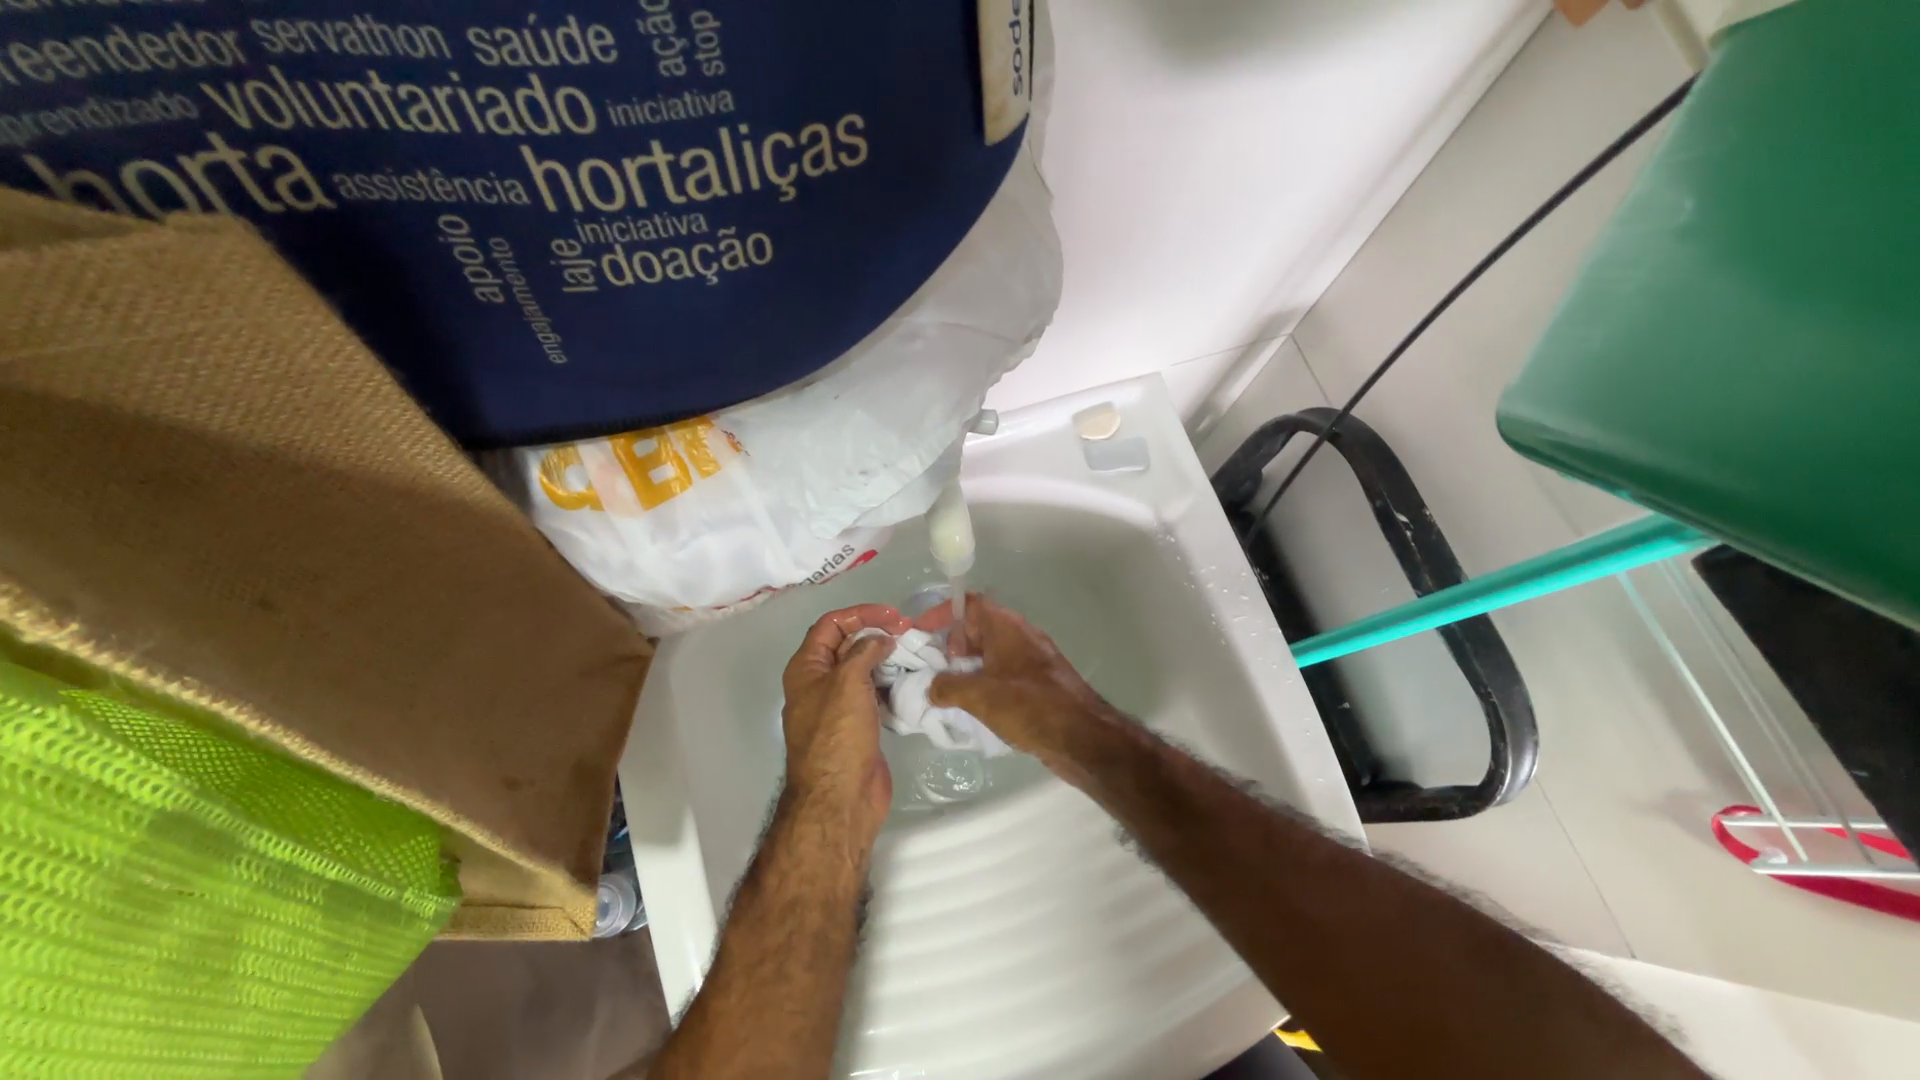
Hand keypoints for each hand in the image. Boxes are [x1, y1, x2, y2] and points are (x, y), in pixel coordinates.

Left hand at [780, 603, 910, 844]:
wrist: (840, 798)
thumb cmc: (837, 735)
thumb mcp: (847, 682)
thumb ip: (864, 651)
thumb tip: (881, 639)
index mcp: (806, 668)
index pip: (830, 626)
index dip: (861, 614)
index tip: (894, 616)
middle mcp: (819, 683)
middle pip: (848, 646)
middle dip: (877, 635)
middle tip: (910, 633)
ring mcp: (840, 707)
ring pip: (865, 671)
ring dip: (888, 660)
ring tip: (917, 654)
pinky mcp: (859, 726)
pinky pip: (876, 695)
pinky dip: (892, 685)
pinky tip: (914, 681)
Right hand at [917, 593, 1112, 763]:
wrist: (1081, 737)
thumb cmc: (1029, 706)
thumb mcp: (978, 696)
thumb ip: (947, 687)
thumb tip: (932, 687)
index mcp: (1007, 627)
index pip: (970, 603)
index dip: (942, 612)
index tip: (921, 631)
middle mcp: (1022, 637)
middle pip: (980, 627)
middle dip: (954, 644)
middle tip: (937, 668)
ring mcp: (1033, 661)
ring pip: (993, 654)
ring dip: (970, 668)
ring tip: (951, 691)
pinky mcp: (1040, 684)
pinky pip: (1005, 674)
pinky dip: (987, 683)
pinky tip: (976, 708)